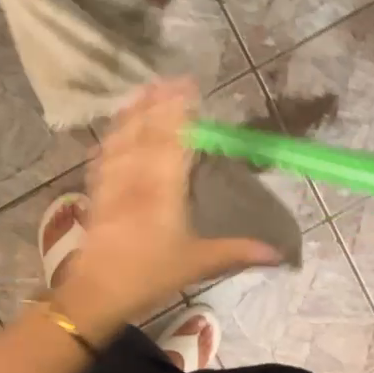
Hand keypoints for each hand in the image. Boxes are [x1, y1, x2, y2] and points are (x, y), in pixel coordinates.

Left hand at [53, 80, 283, 339]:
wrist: (97, 292)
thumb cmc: (150, 275)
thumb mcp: (196, 264)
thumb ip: (236, 252)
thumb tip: (277, 253)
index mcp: (164, 190)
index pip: (172, 142)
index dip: (179, 113)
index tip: (187, 89)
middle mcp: (137, 179)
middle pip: (146, 134)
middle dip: (156, 105)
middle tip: (165, 80)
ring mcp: (113, 185)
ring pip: (122, 141)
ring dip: (131, 115)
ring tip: (139, 93)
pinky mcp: (96, 196)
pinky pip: (103, 160)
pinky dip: (109, 141)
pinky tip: (111, 132)